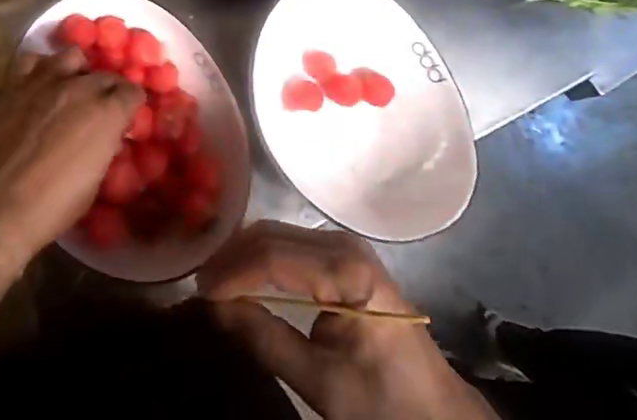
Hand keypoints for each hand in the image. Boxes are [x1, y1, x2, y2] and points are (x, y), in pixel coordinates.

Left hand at [0, 49, 141, 258]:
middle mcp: (79, 88)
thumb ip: (102, 149)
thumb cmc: (48, 208)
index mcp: (106, 114)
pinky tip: (39, 85)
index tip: (127, 119)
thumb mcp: (91, 184)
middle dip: (109, 89)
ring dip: (79, 71)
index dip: (131, 105)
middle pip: (105, 75)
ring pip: (72, 57)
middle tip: (104, 108)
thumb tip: (105, 137)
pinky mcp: (12, 85)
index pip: (133, 93)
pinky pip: (33, 61)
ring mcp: (43, 82)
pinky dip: (41, 68)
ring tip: (74, 87)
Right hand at [197, 222, 495, 419]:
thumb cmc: (384, 401)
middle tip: (199, 287)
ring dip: (242, 255)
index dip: (232, 272)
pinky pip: (290, 244)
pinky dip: (260, 257)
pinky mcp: (341, 255)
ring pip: (277, 235)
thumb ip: (266, 341)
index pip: (273, 257)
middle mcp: (344, 244)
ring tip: (214, 283)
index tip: (199, 293)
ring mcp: (344, 246)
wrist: (437, 410)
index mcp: (346, 271)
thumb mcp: (322, 383)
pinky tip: (242, 276)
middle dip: (232, 258)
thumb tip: (213, 309)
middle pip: (272, 236)